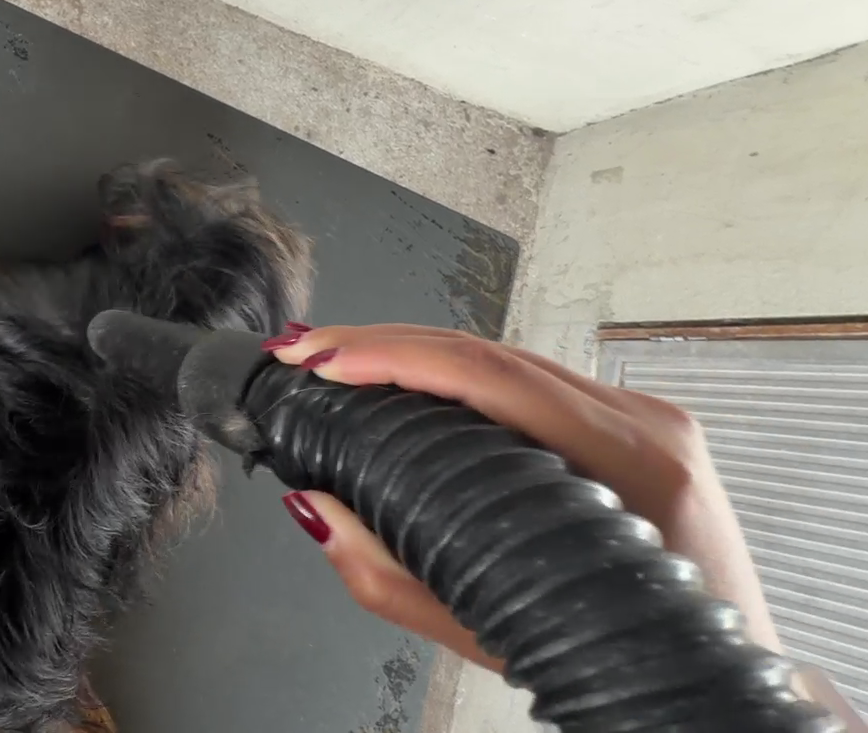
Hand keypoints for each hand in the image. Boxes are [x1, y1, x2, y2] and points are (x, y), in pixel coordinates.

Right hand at [268, 324, 777, 669]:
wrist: (720, 677)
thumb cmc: (624, 655)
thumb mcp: (498, 632)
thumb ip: (391, 580)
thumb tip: (311, 508)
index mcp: (630, 466)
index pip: (489, 377)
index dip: (393, 357)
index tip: (322, 364)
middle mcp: (639, 423)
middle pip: (480, 349)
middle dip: (373, 342)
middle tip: (300, 353)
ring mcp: (632, 411)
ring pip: (490, 349)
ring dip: (397, 346)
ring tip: (325, 354)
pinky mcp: (614, 412)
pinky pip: (506, 368)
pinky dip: (433, 361)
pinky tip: (384, 363)